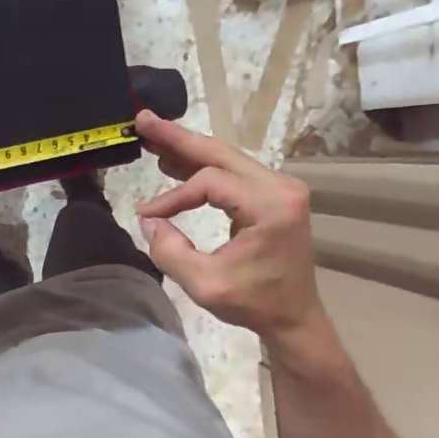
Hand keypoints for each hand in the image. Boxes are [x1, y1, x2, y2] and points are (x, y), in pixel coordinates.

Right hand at [133, 110, 323, 340]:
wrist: (294, 316)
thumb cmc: (255, 303)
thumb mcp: (205, 285)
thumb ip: (170, 251)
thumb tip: (149, 220)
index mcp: (270, 206)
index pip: (210, 182)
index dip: (173, 196)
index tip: (146, 213)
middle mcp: (281, 187)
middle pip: (220, 153)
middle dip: (178, 137)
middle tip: (144, 120)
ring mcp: (280, 187)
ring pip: (226, 157)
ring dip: (187, 148)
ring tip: (152, 135)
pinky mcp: (274, 193)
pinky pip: (232, 171)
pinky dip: (202, 165)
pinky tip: (174, 161)